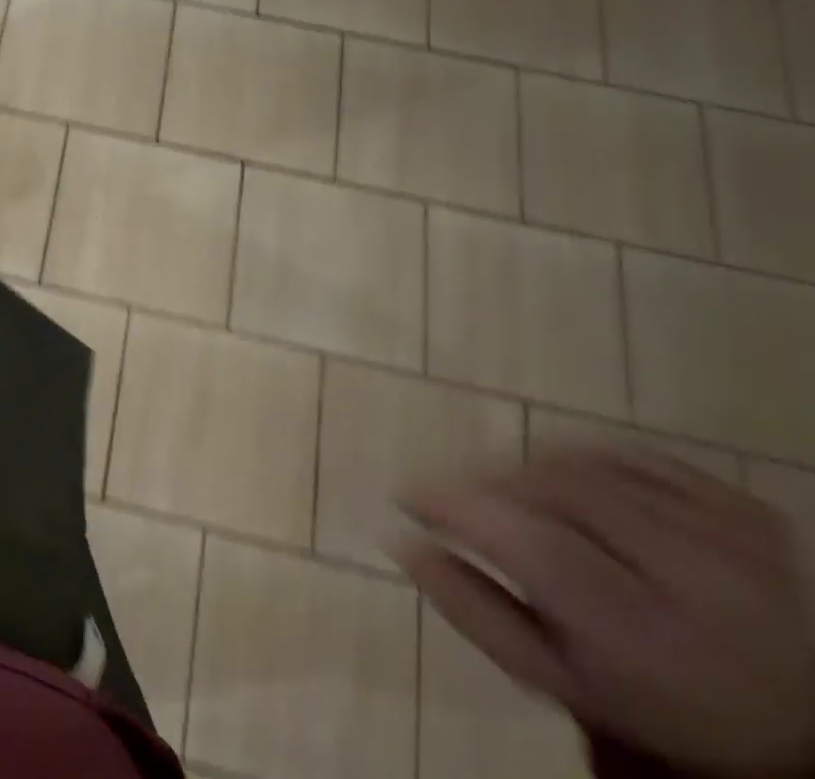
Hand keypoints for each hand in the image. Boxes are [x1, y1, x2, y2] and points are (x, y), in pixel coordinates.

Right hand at [396, 448, 814, 777]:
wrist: (785, 722)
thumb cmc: (640, 700)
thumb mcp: (548, 676)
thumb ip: (471, 609)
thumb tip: (403, 543)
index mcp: (633, 626)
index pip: (525, 537)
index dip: (453, 503)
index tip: (406, 495)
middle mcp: (689, 572)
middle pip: (553, 489)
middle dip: (484, 482)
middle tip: (451, 497)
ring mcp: (727, 535)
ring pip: (590, 465)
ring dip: (525, 468)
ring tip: (503, 493)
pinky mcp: (747, 510)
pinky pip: (640, 456)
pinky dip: (584, 457)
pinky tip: (564, 479)